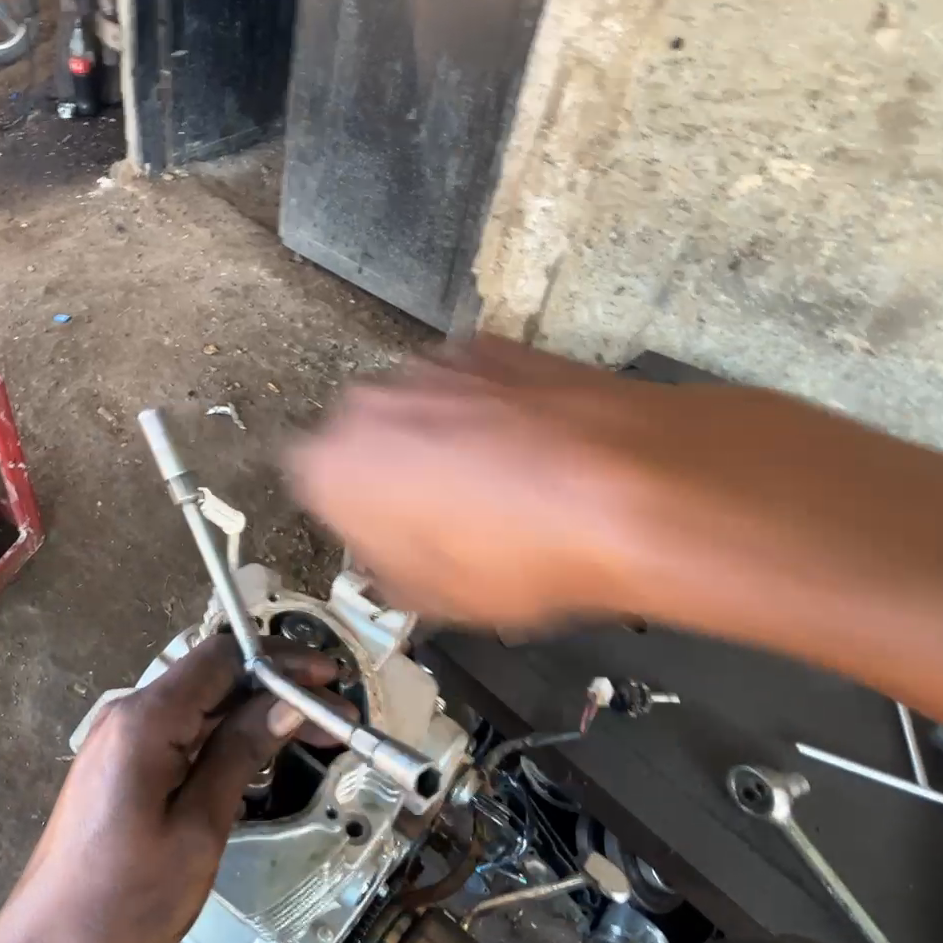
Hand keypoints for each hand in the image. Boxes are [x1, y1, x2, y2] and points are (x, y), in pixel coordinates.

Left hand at [0, 635, 338, 942]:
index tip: (327, 678)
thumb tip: (285, 706)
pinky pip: (181, 729)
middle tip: (332, 712)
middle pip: (211, 676)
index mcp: (144, 721)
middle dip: (275, 686)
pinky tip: (258, 750)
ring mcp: (122, 737)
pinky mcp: (122, 762)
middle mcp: (129, 715)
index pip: (220, 657)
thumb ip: (238, 757)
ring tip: (311, 731)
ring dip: (253, 710)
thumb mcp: (196, 831)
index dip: (279, 660)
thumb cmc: (121, 900)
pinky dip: (224, 734)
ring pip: (200, 703)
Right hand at [288, 336, 677, 627]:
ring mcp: (424, 367)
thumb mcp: (432, 598)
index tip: (385, 535)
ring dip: (437, 439)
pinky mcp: (483, 345)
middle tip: (441, 514)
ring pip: (413, 410)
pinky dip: (484, 410)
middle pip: (360, 441)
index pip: (314, 489)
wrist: (628, 486)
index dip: (352, 516)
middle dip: (390, 471)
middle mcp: (362, 405)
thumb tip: (387, 557)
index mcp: (329, 467)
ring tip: (498, 484)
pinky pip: (465, 385)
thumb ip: (381, 570)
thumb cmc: (517, 553)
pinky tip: (529, 450)